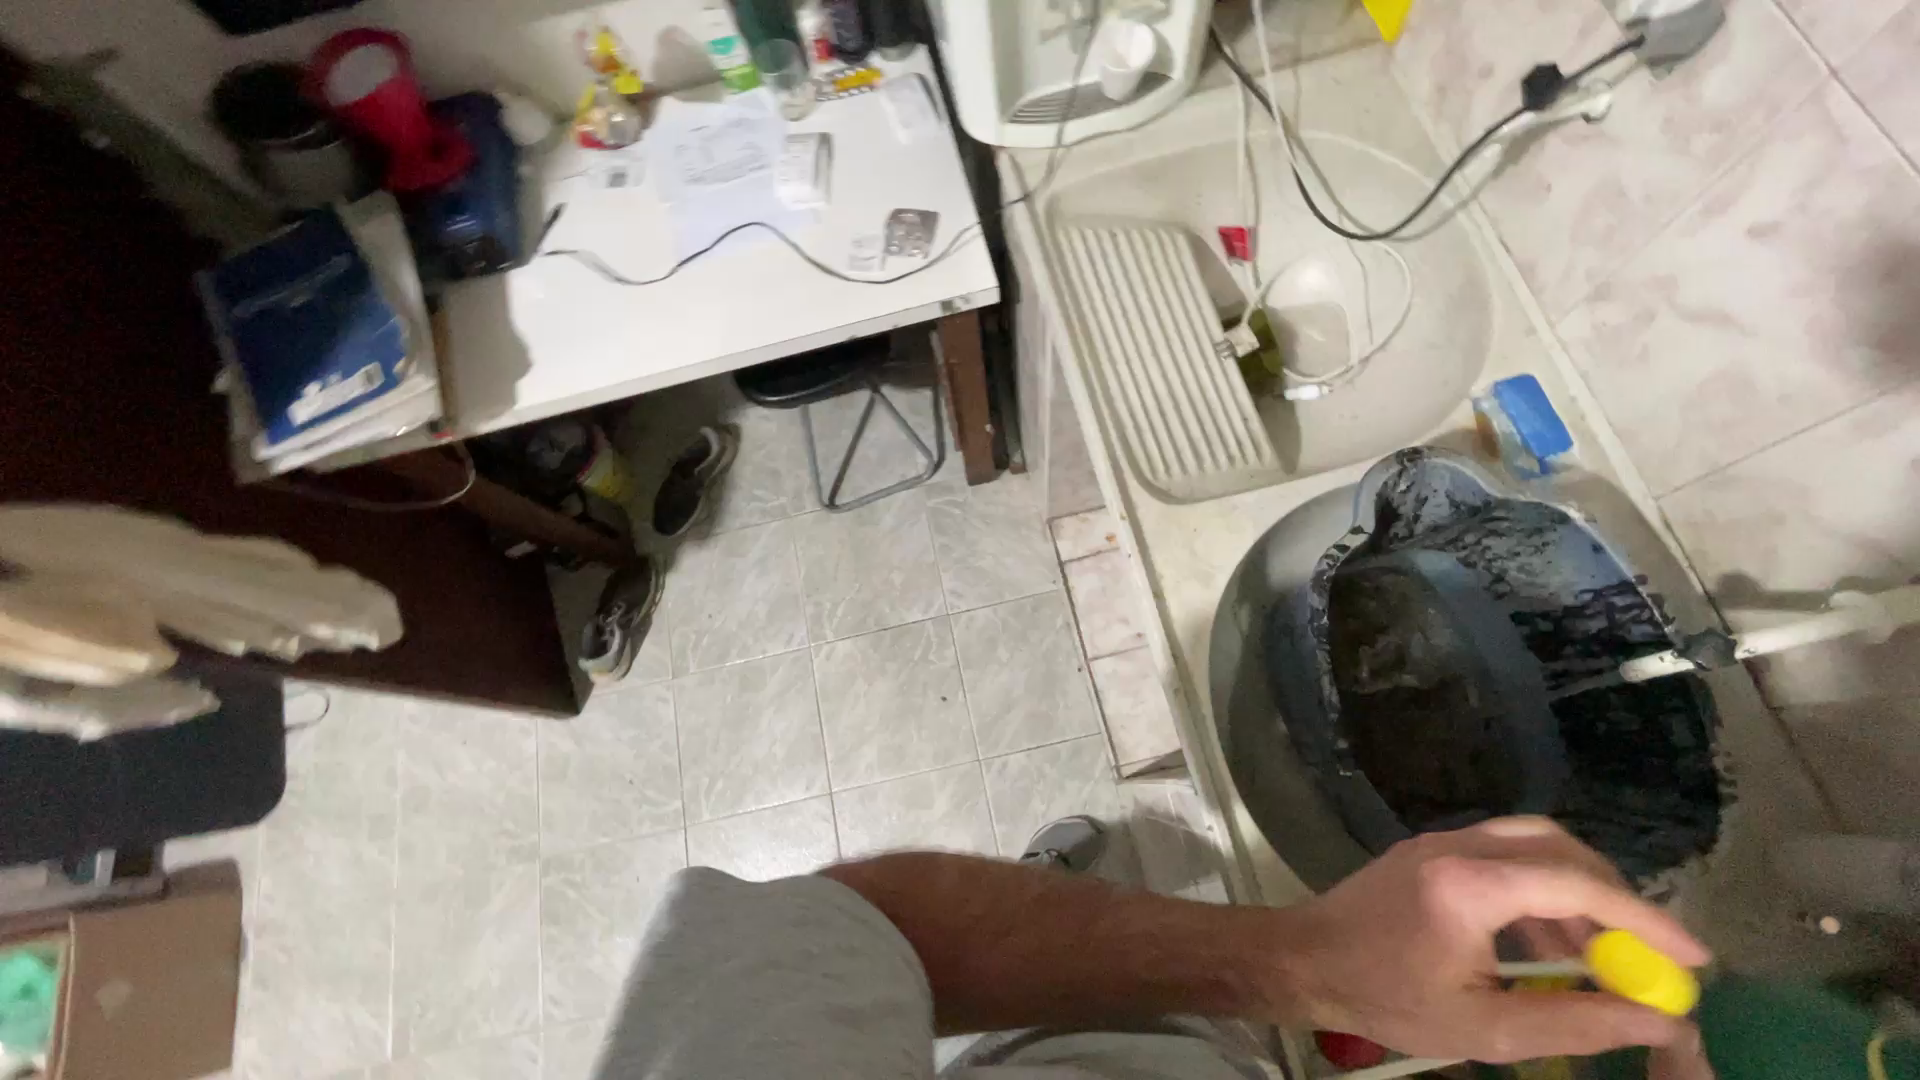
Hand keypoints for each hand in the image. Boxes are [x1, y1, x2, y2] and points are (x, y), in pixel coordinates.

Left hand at [1268, 816, 1711, 1063]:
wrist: (1306, 958)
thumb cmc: (1386, 995)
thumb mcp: (1486, 1027)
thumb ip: (1576, 1022)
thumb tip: (1659, 1019)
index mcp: (1467, 884)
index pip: (1575, 883)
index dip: (1644, 918)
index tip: (1696, 959)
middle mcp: (1455, 847)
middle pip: (1556, 846)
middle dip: (1615, 894)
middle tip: (1650, 953)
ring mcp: (1436, 842)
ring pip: (1528, 842)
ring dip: (1576, 889)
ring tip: (1606, 956)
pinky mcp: (1426, 851)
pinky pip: (1499, 853)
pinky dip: (1538, 887)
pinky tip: (1550, 942)